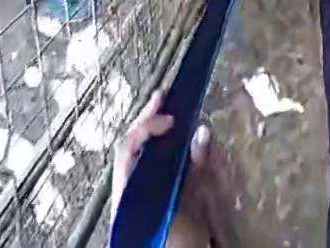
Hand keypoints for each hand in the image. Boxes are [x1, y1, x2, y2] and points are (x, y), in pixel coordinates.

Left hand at [110, 91, 218, 247]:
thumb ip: (194, 175)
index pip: (128, 149)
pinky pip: (151, 173)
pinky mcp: (153, 210)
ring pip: (140, 160)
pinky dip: (163, 154)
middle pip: (132, 150)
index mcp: (128, 196)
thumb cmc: (175, 246)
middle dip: (147, 121)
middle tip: (164, 96)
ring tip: (168, 111)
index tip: (170, 117)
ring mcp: (137, 203)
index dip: (147, 127)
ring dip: (153, 134)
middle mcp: (128, 196)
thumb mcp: (187, 215)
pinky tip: (175, 143)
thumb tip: (202, 133)